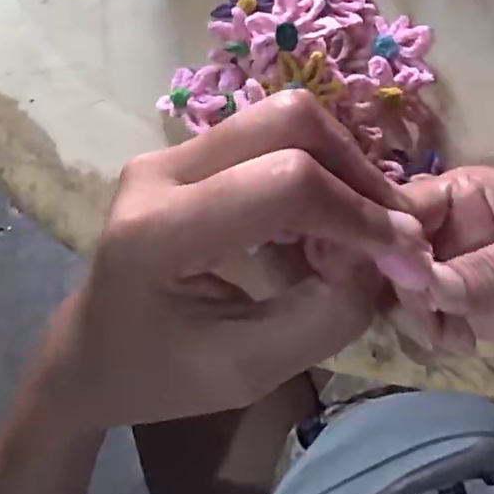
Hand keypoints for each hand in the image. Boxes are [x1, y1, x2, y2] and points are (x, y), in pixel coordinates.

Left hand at [35, 90, 434, 428]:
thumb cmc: (156, 376)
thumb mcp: (246, 370)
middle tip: (388, 226)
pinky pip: (268, 133)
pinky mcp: (184, 149)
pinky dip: (316, 165)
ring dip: (340, 162)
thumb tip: (384, 253)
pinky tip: (325, 213)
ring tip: (360, 222)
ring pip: (282, 116)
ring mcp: (169, 150)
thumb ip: (326, 313)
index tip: (404, 255)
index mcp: (159, 231)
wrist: (88, 349)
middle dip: (356, 169)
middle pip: (288, 120)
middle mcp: (160, 168)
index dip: (358, 213)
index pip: (285, 184)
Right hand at [402, 167, 493, 359]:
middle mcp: (459, 228)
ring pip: (413, 289)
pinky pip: (441, 320)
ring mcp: (471, 272)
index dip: (389, 236)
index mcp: (468, 192)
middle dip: (400, 282)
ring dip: (416, 313)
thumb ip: (493, 266)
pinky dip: (436, 333)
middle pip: (400, 251)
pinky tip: (460, 346)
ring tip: (449, 337)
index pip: (404, 206)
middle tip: (430, 318)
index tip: (395, 277)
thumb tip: (427, 288)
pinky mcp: (488, 312)